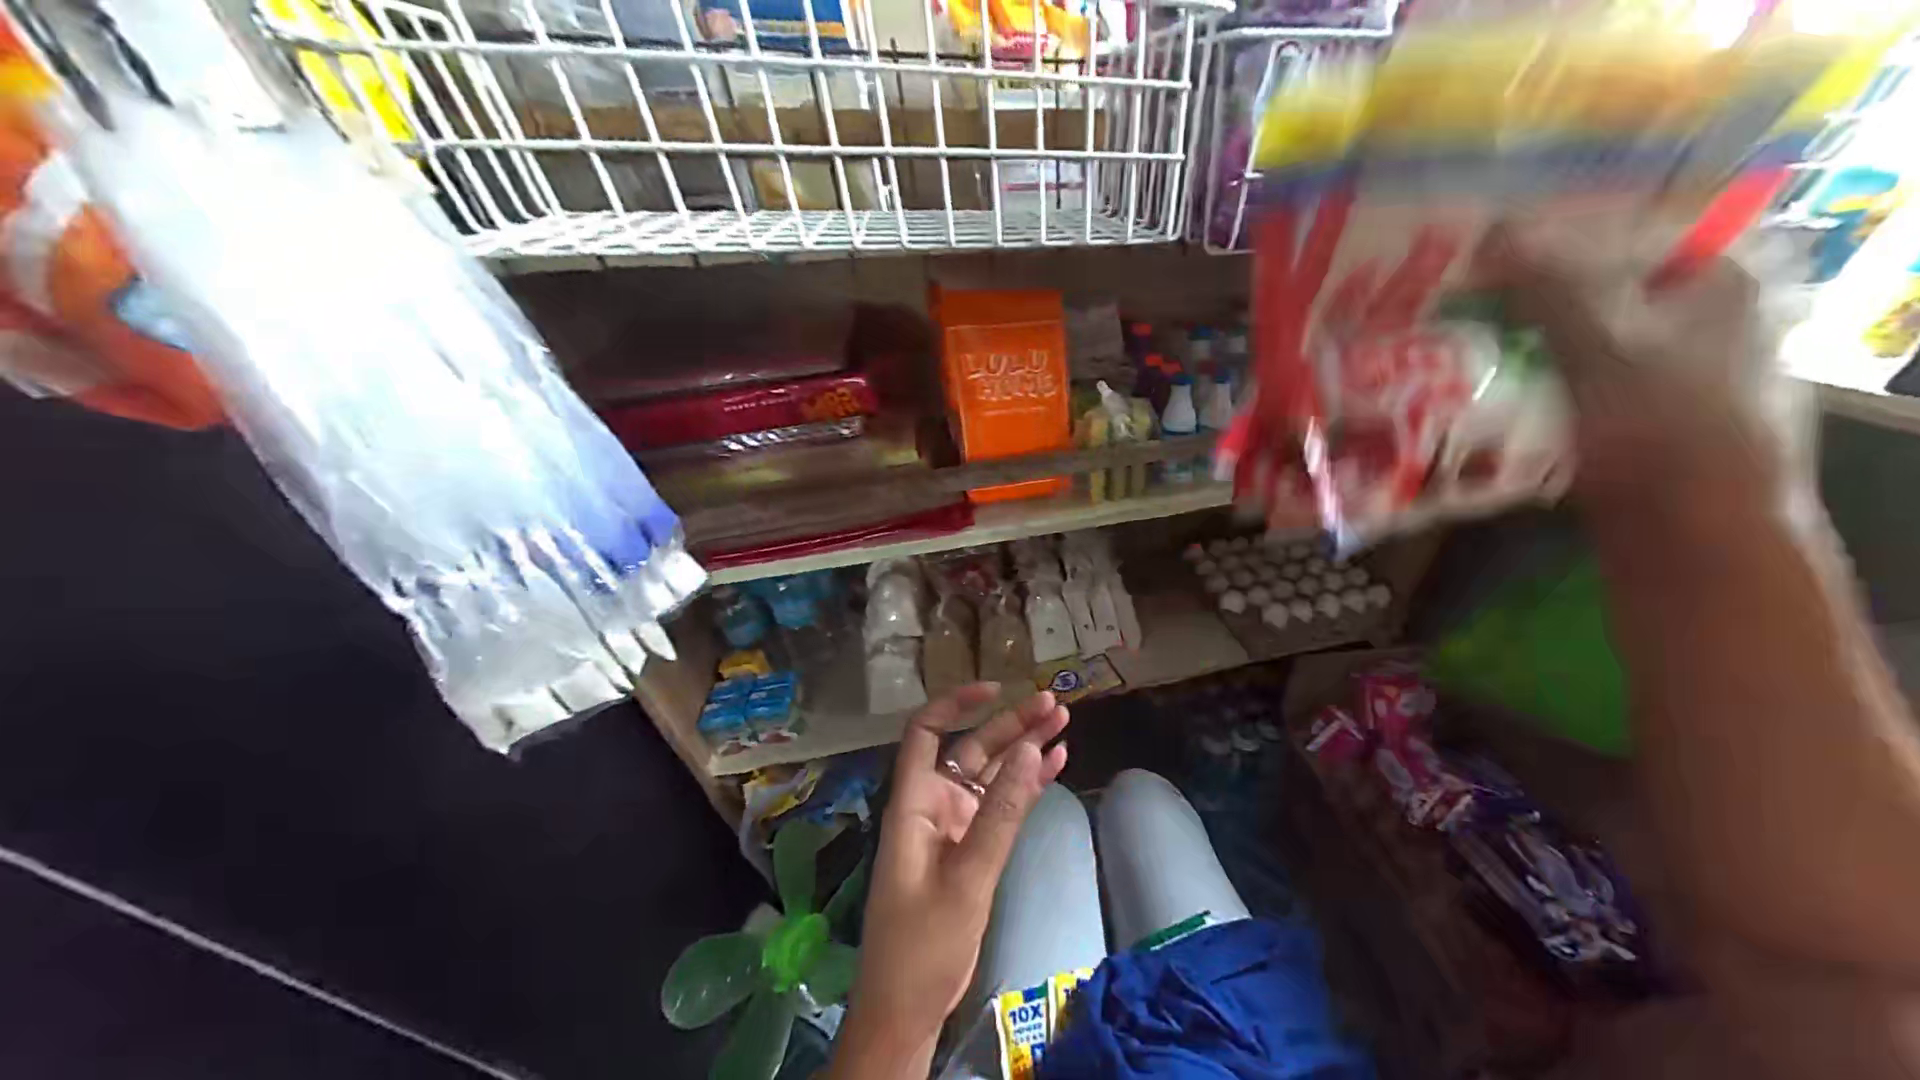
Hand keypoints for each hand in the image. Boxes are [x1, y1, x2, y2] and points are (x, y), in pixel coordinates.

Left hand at [830, 684, 1069, 1077]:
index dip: (955, 703)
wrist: (908, 1006)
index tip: (995, 687)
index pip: (925, 732)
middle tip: (1055, 705)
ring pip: (991, 774)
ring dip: (1025, 750)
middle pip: (971, 748)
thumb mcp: (967, 878)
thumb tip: (1030, 750)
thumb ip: (1000, 813)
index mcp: (914, 801)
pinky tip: (1056, 765)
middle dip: (1010, 724)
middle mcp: (934, 803)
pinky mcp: (972, 847)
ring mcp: (955, 825)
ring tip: (1064, 723)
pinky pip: (1001, 805)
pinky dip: (1027, 785)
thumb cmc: (922, 943)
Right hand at [1476, 223, 1787, 508]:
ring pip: (1568, 334)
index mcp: (1714, 277)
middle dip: (1514, 296)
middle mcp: (1690, 313)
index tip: (1468, 261)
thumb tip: (1494, 232)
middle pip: (1586, 285)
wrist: (1695, 537)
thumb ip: (1554, 285)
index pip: (1611, 232)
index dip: (1537, 241)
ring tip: (1449, 345)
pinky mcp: (1625, 410)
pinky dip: (1522, 378)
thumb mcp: (1610, 347)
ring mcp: (1659, 364)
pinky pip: (1563, 377)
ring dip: (1510, 341)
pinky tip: (1477, 387)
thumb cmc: (1670, 433)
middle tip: (1449, 303)